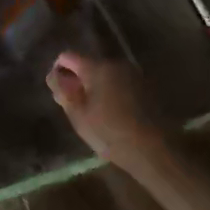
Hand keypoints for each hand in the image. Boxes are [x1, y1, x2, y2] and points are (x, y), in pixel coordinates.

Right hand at [47, 51, 169, 174]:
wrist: (155, 153)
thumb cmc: (111, 134)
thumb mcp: (79, 116)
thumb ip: (63, 92)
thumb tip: (53, 76)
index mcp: (96, 68)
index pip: (68, 56)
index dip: (58, 69)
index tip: (57, 89)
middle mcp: (115, 64)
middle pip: (89, 64)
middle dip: (79, 80)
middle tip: (76, 104)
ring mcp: (134, 74)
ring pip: (106, 74)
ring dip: (97, 86)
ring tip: (95, 111)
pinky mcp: (147, 87)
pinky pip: (122, 83)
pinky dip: (113, 92)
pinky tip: (115, 113)